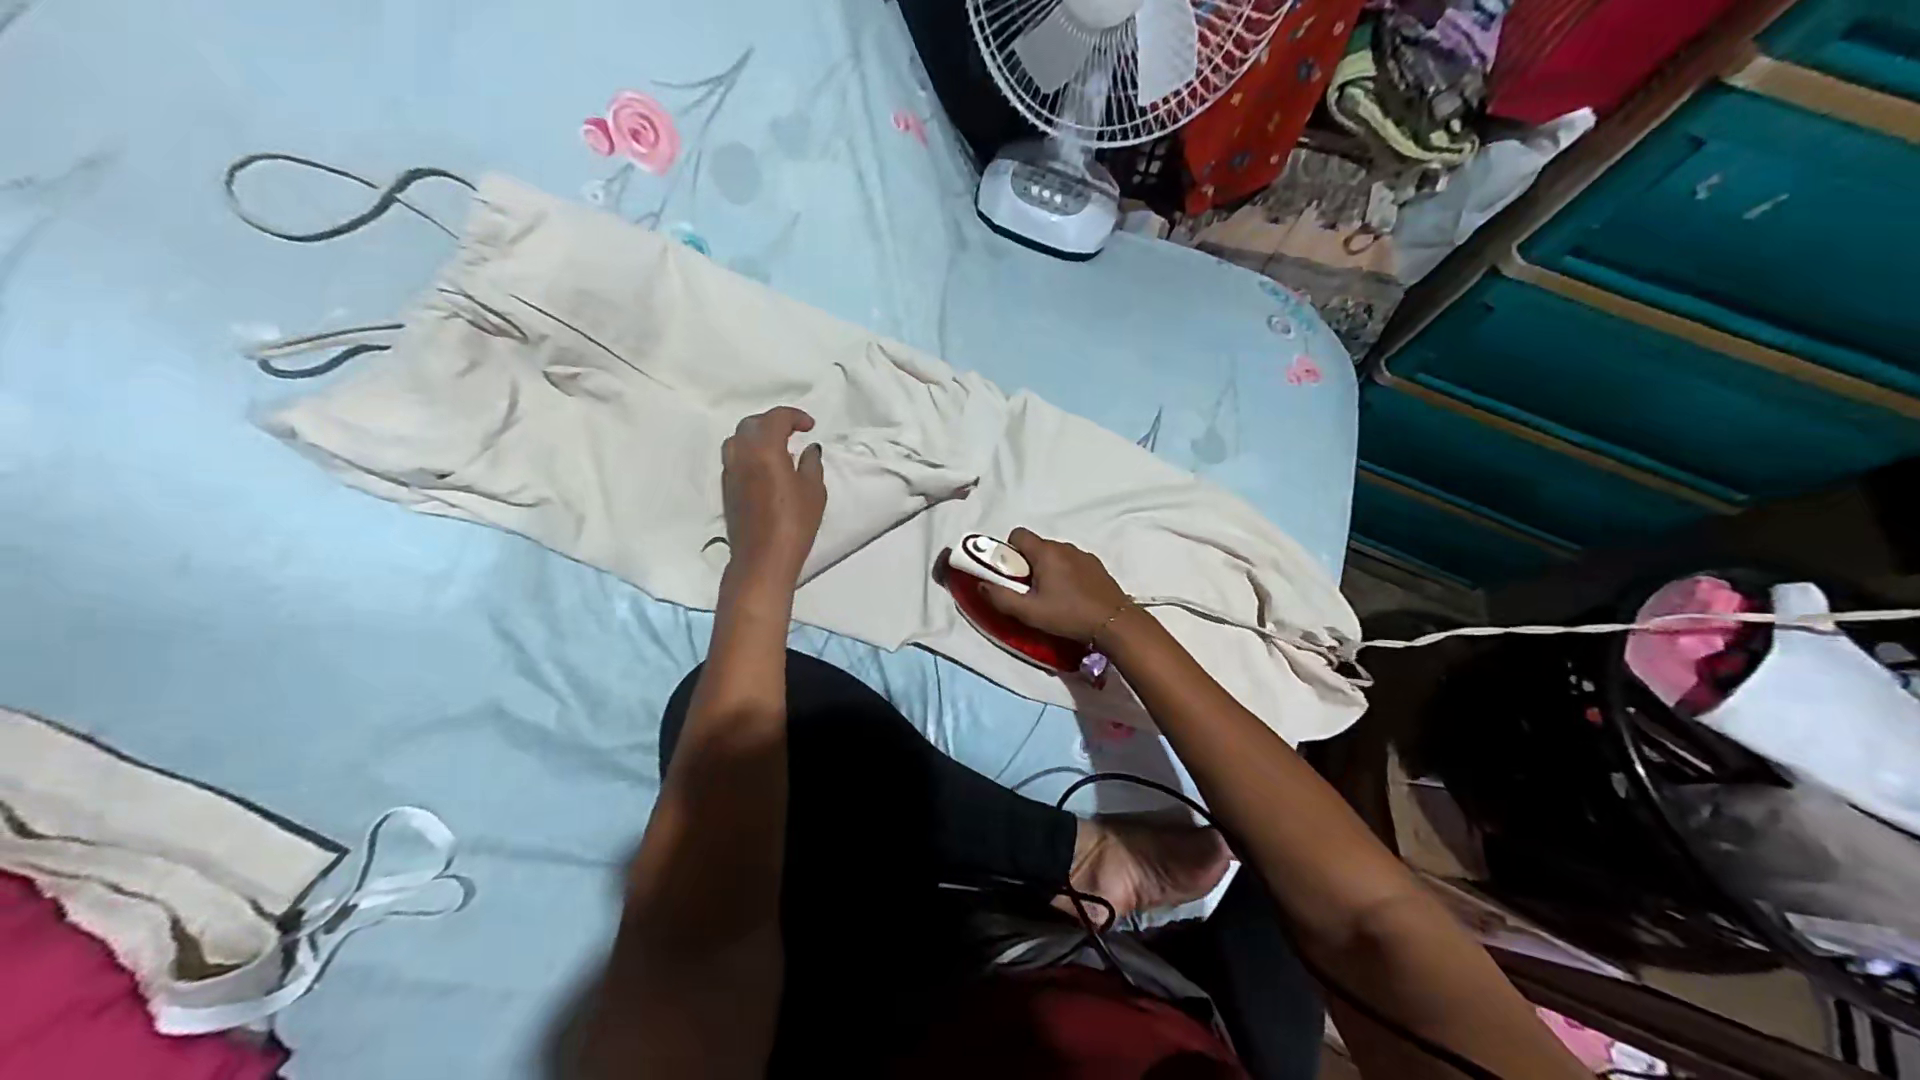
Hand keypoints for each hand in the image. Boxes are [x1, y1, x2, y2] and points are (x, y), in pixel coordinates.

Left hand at [721, 407, 826, 586]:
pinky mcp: (726, 488)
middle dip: (773, 422)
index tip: (810, 426)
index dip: (795, 416)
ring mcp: (730, 471)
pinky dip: (750, 452)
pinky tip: (767, 466)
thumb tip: (809, 450)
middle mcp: (741, 454)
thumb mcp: (814, 491)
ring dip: (758, 436)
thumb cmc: (794, 523)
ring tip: (778, 446)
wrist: (762, 559)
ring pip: (738, 439)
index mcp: (764, 449)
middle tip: (794, 432)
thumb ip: (811, 464)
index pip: (776, 418)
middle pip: (752, 424)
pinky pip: (735, 457)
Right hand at [983, 528, 1132, 643]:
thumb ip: (1001, 598)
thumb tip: (981, 584)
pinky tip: (1072, 596)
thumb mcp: (1029, 612)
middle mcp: (1064, 546)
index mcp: (1046, 552)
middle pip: (1037, 546)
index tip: (1012, 573)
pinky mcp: (1096, 566)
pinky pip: (1072, 562)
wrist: (1114, 622)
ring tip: (1053, 596)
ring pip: (1055, 554)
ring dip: (1048, 568)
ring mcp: (1083, 554)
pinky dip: (1066, 573)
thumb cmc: (1068, 615)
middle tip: (1030, 590)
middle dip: (1028, 563)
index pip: (1018, 534)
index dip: (1009, 551)